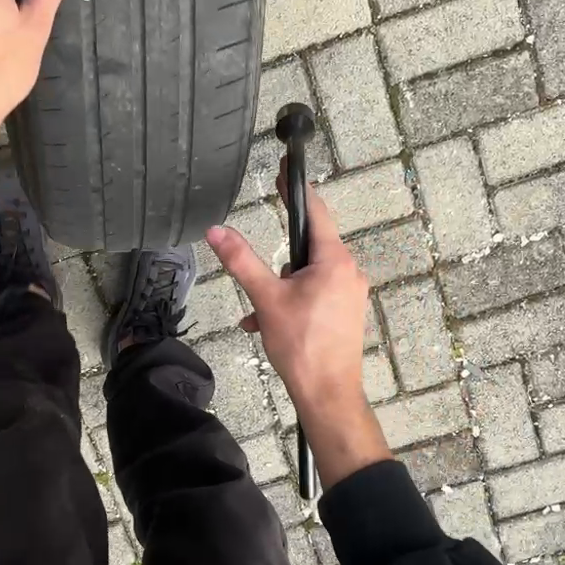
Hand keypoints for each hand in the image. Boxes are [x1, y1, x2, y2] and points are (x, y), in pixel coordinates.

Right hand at [206, 175, 391, 488]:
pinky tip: (267, 323)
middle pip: (309, 245)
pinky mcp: (346, 312)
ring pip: (309, 272)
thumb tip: (215, 231)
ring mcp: (350, 293)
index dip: (297, 188)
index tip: (285, 167)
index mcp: (333, 260)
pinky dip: (291, 300)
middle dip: (281, 256)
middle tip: (261, 269)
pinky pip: (315, 292)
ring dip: (281, 284)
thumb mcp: (266, 298)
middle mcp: (348, 271)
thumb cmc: (300, 344)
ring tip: (258, 310)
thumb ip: (241, 260)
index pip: (315, 211)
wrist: (328, 397)